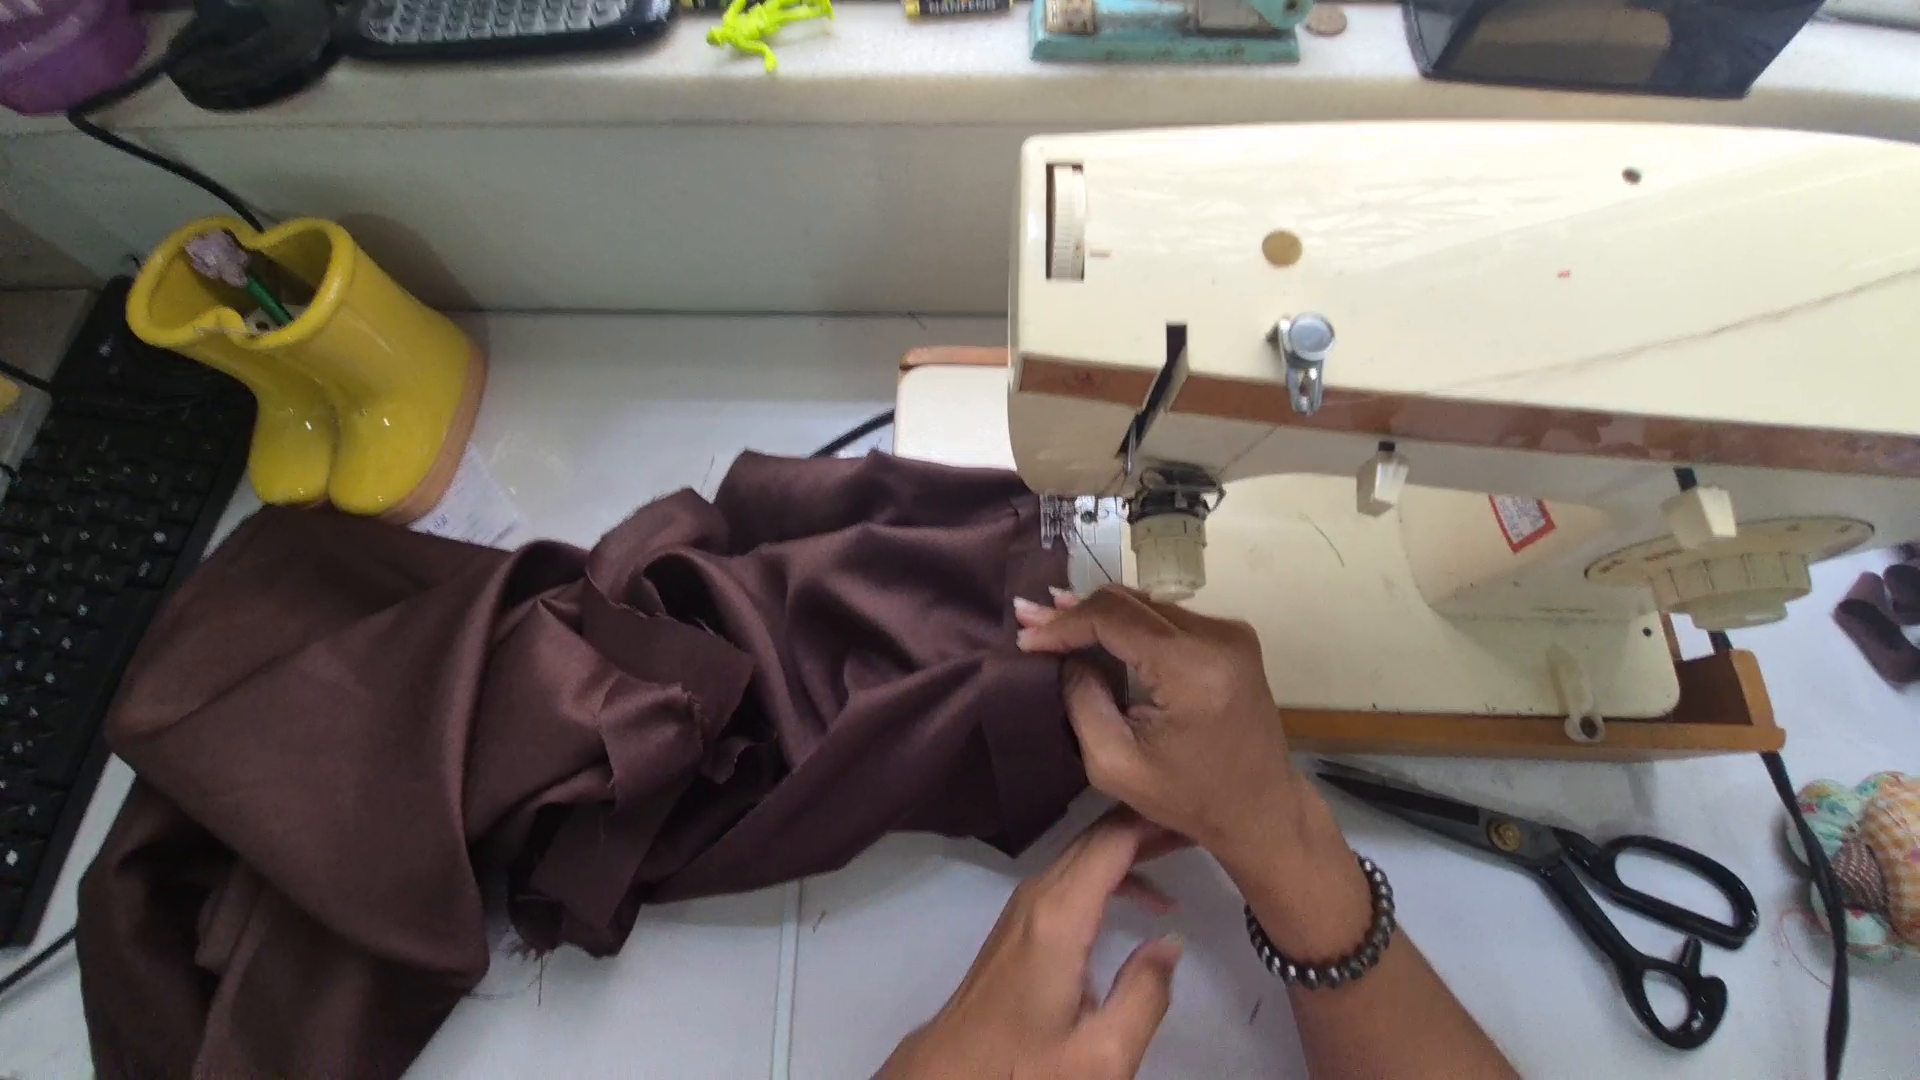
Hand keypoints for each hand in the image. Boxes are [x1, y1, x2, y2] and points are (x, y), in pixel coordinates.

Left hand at [877, 810, 1185, 1079]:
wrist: (952, 1074)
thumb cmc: (1025, 1067)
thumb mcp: (1101, 1055)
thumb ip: (1145, 994)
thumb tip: (1172, 941)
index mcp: (1059, 915)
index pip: (1111, 840)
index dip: (1153, 819)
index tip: (1194, 811)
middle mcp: (1039, 893)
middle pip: (1098, 836)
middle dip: (1147, 823)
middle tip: (1199, 822)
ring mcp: (1026, 903)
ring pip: (1084, 852)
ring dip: (1132, 845)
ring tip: (1182, 850)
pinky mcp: (1022, 918)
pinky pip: (1073, 875)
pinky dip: (1111, 872)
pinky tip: (1145, 898)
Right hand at [1012, 586, 1306, 873]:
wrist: (1262, 811)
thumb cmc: (1187, 799)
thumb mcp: (1115, 764)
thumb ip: (1082, 701)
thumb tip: (1066, 656)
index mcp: (1192, 669)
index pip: (1113, 618)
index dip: (1064, 624)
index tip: (1026, 638)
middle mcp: (1217, 637)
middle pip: (1128, 601)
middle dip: (1074, 612)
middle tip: (1028, 618)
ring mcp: (1230, 632)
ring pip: (1144, 603)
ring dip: (1097, 614)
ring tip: (1050, 618)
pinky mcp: (1231, 637)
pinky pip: (1164, 616)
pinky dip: (1125, 623)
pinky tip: (1092, 627)